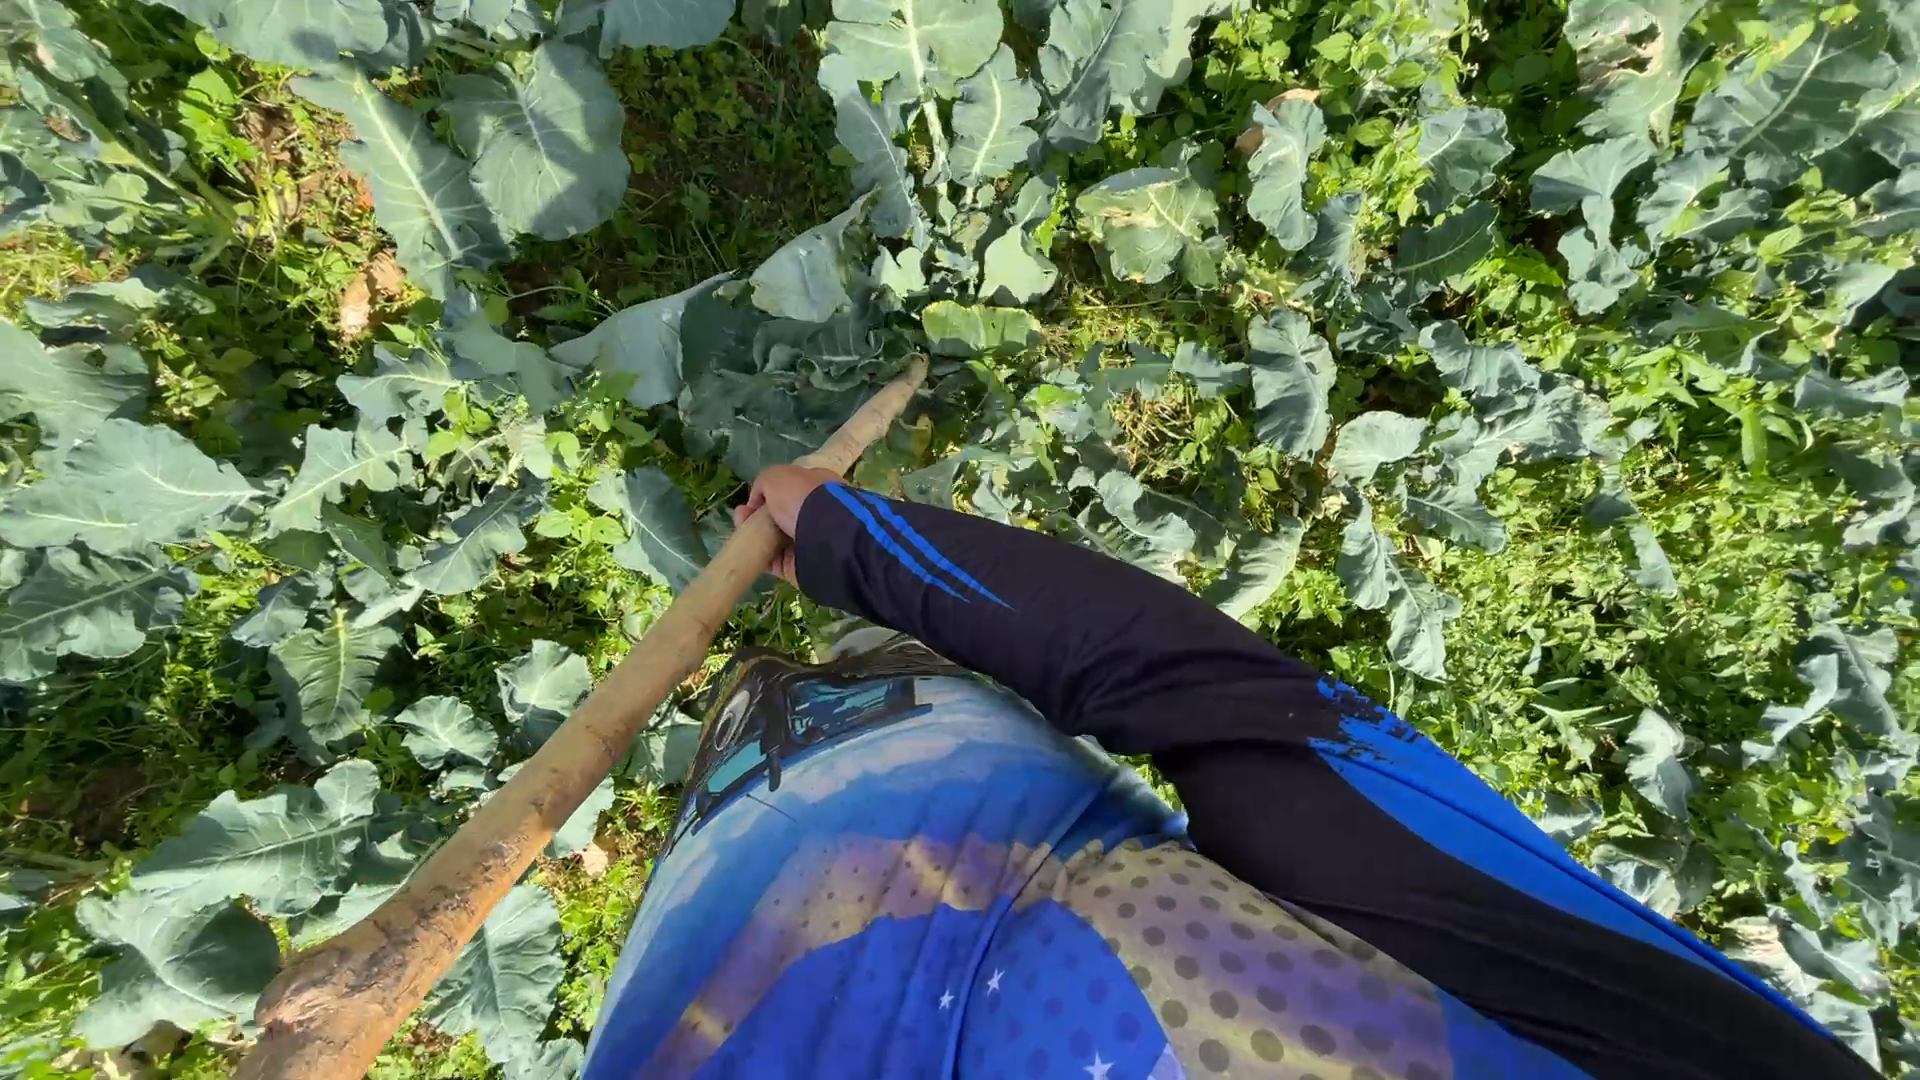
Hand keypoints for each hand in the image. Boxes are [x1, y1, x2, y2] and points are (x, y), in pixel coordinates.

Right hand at [732, 465, 839, 583]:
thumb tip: (757, 501)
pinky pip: (776, 561)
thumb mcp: (777, 476)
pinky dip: (761, 558)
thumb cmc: (801, 497)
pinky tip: (749, 550)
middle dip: (758, 517)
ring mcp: (810, 540)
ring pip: (776, 540)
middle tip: (742, 518)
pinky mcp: (802, 565)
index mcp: (818, 486)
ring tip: (742, 533)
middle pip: (781, 516)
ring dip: (756, 536)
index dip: (768, 495)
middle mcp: (817, 513)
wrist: (823, 533)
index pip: (790, 490)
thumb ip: (764, 483)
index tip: (751, 502)